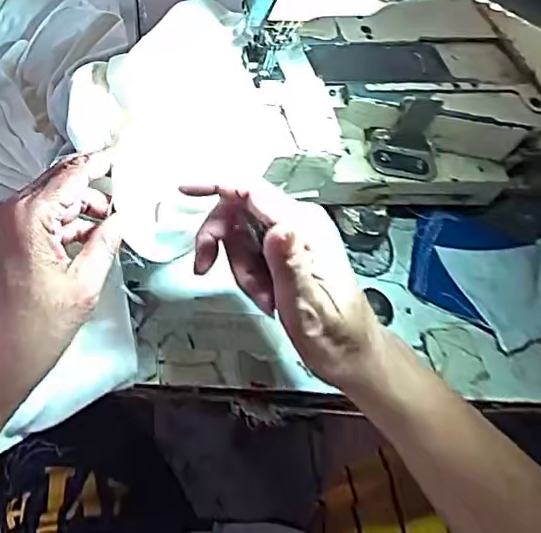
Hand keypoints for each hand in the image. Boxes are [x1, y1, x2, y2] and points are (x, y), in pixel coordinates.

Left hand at [0, 153, 124, 416]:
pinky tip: (93, 235)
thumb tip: (122, 218)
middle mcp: (15, 209)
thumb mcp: (83, 285)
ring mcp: (9, 222)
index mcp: (31, 214)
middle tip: (127, 190)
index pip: (72, 173)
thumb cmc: (33, 331)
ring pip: (54, 196)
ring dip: (83, 205)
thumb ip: (105, 242)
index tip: (123, 153)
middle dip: (94, 184)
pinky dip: (68, 220)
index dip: (100, 162)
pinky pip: (45, 215)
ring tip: (113, 222)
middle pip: (61, 179)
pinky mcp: (10, 236)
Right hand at [182, 181, 382, 393]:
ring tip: (261, 297)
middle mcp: (298, 221)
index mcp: (304, 227)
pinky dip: (247, 270)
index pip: (251, 191)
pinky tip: (264, 294)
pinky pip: (249, 246)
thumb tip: (279, 228)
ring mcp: (293, 232)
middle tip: (206, 265)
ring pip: (241, 231)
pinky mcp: (287, 245)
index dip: (215, 186)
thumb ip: (291, 265)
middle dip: (221, 240)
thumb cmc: (335, 336)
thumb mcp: (308, 306)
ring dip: (239, 265)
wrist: (354, 354)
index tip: (186, 189)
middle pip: (239, 209)